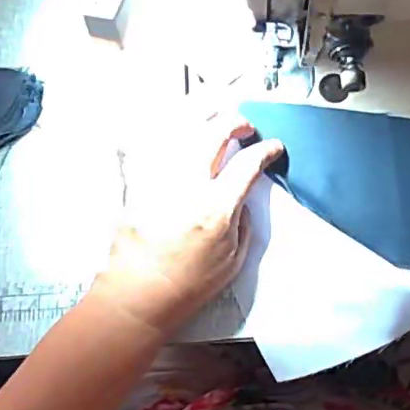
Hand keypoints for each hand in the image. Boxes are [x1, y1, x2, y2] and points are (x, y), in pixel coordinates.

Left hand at [91, 112, 284, 338]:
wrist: (137, 295)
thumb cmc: (184, 286)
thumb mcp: (231, 262)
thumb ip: (242, 224)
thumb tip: (241, 199)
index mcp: (216, 208)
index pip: (248, 163)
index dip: (266, 150)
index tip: (272, 148)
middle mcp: (188, 186)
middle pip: (215, 131)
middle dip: (236, 121)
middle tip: (244, 127)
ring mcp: (159, 180)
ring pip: (182, 128)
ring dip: (204, 115)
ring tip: (214, 116)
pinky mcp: (137, 182)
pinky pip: (152, 143)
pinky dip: (168, 129)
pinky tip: (179, 128)